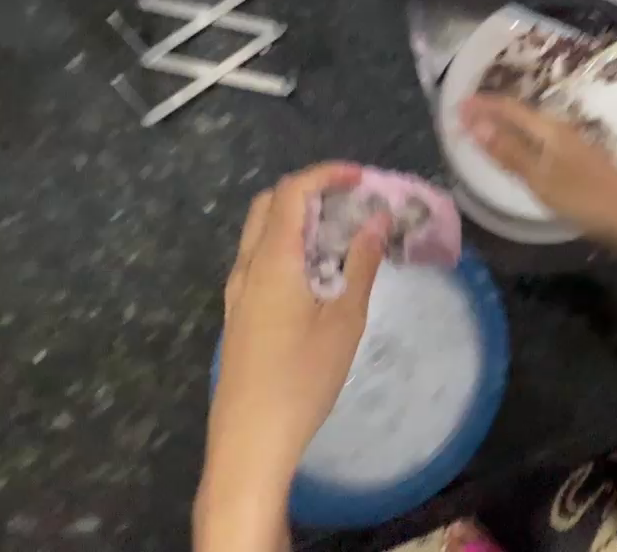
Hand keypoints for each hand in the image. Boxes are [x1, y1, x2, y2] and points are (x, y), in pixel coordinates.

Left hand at [198, 163, 386, 547]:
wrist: (250, 443)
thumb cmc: (302, 378)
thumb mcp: (345, 318)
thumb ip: (362, 262)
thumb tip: (378, 218)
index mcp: (272, 260)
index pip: (292, 191)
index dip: (327, 174)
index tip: (363, 179)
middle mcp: (247, 266)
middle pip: (270, 204)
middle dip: (311, 190)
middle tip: (352, 202)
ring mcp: (237, 291)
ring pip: (261, 231)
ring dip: (299, 218)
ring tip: (342, 234)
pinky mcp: (238, 312)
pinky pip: (260, 257)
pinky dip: (289, 244)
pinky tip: (318, 272)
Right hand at [461, 93, 616, 246]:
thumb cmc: (586, 199)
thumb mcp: (541, 178)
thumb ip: (508, 151)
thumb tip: (474, 123)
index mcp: (550, 128)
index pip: (510, 108)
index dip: (483, 105)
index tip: (456, 104)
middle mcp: (561, 130)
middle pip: (521, 114)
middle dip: (492, 112)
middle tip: (464, 115)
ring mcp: (573, 145)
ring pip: (531, 127)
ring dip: (506, 126)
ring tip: (484, 129)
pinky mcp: (578, 161)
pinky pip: (540, 141)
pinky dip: (521, 140)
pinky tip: (519, 152)